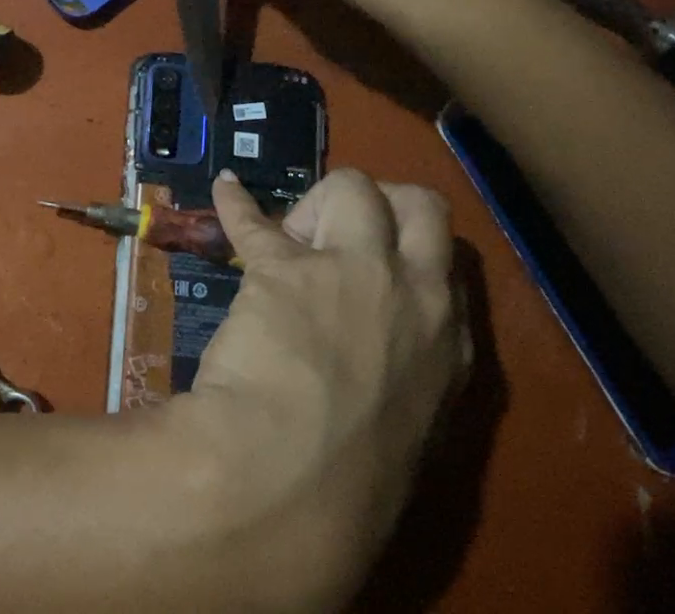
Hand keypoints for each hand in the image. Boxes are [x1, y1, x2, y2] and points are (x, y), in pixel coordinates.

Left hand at [163, 170, 467, 607]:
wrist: (287, 479)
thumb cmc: (348, 484)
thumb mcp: (407, 441)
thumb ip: (403, 395)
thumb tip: (374, 387)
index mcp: (450, 346)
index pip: (447, 272)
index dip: (408, 260)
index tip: (376, 269)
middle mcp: (414, 296)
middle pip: (421, 207)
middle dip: (386, 204)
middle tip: (342, 231)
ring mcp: (351, 272)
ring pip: (353, 189)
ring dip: (321, 201)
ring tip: (289, 230)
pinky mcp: (283, 268)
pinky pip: (256, 219)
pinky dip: (236, 204)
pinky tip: (224, 190)